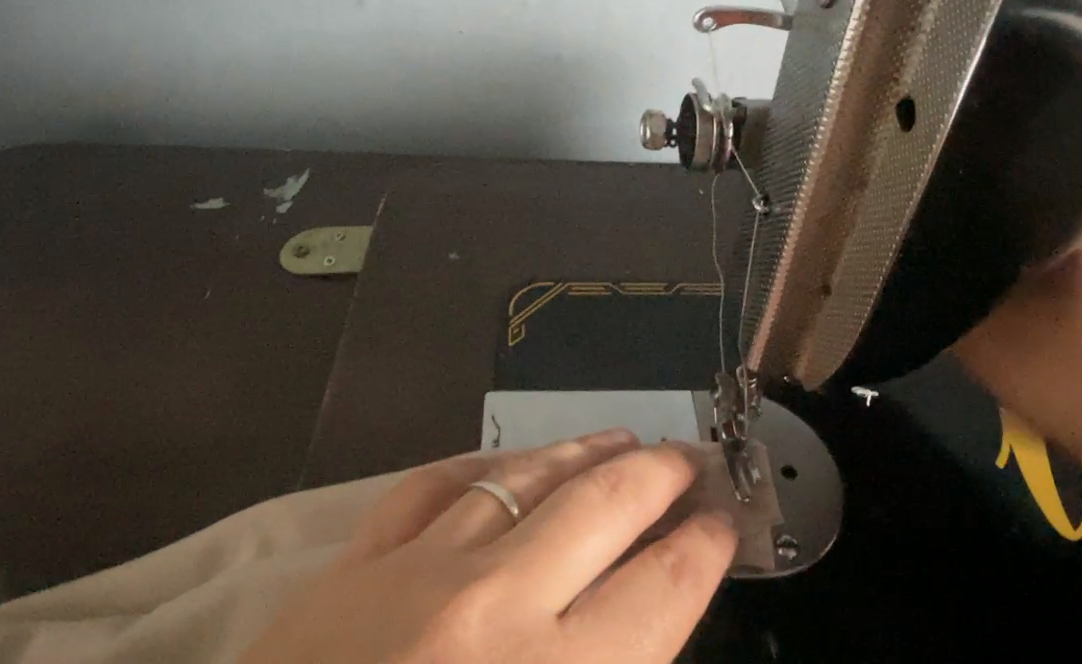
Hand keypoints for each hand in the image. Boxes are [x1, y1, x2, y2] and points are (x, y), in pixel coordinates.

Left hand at [239, 430, 737, 663]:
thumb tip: (639, 644)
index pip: (660, 589)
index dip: (704, 545)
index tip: (726, 519)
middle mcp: (498, 605)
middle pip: (605, 507)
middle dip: (662, 475)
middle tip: (692, 458)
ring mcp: (420, 569)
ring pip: (525, 479)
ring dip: (582, 453)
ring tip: (622, 438)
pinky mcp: (356, 563)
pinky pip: (433, 487)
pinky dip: (480, 468)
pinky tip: (504, 463)